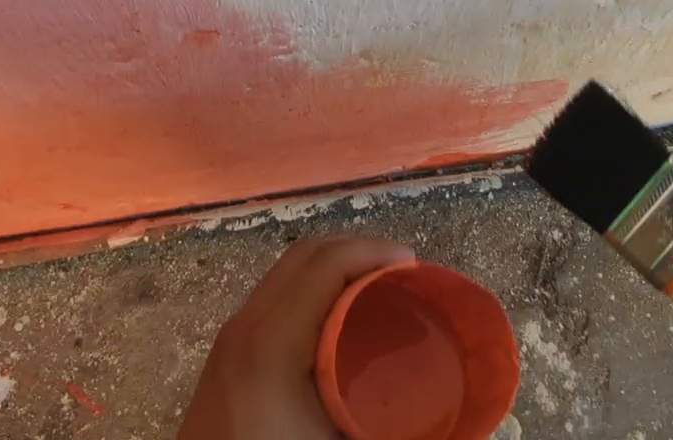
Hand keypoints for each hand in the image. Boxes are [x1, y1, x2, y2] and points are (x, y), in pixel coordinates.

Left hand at [177, 237, 413, 439]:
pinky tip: (336, 317)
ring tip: (375, 288)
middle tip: (400, 272)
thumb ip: (393, 425)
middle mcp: (245, 324)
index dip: (372, 251)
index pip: (325, 262)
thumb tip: (446, 424)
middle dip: (357, 250)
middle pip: (305, 255)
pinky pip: (275, 294)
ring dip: (334, 266)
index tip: (412, 264)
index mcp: (270, 341)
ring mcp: (231, 336)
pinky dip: (312, 286)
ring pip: (286, 271)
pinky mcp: (227, 352)